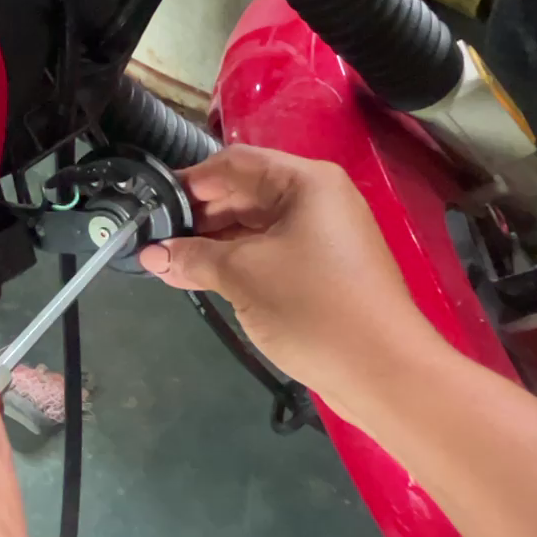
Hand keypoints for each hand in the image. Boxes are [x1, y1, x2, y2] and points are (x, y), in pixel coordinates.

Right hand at [137, 145, 432, 402]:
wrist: (384, 373)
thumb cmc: (312, 307)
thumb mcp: (243, 276)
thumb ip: (193, 257)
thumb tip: (152, 254)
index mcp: (305, 182)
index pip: (234, 164)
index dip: (190, 182)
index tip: (152, 205)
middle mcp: (316, 199)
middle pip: (244, 193)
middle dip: (198, 217)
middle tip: (154, 239)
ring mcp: (321, 235)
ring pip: (254, 227)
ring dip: (212, 244)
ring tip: (167, 263)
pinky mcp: (321, 269)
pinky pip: (268, 252)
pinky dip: (235, 262)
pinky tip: (199, 277)